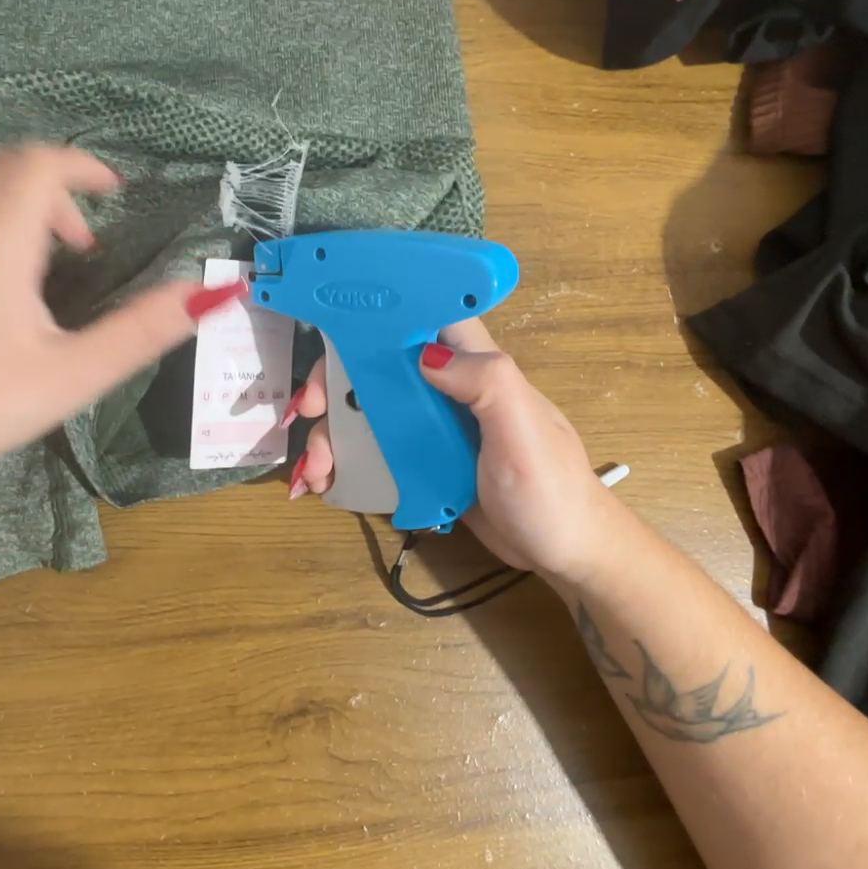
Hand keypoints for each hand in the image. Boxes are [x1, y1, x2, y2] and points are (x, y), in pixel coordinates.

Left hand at [0, 146, 238, 497]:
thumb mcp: (73, 376)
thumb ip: (143, 331)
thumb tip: (208, 293)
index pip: (40, 164)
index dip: (83, 166)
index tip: (113, 191)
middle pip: (0, 166)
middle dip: (49, 188)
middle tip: (77, 243)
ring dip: (1, 197)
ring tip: (25, 255)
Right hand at [285, 318, 618, 585]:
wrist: (562, 552)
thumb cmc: (551, 490)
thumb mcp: (524, 434)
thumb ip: (486, 385)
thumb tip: (425, 356)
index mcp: (474, 366)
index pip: (420, 318)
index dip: (374, 315)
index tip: (330, 335)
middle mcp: (445, 387)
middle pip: (373, 367)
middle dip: (331, 386)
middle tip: (306, 415)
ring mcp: (429, 426)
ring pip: (364, 413)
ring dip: (330, 435)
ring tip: (312, 473)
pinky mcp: (420, 461)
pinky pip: (371, 452)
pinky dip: (341, 464)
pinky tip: (320, 484)